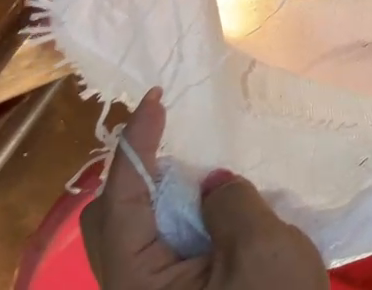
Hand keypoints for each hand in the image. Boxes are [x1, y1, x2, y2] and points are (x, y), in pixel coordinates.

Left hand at [81, 90, 328, 289]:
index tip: (157, 99)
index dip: (135, 146)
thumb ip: (231, 203)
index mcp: (136, 283)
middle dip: (135, 169)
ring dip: (160, 190)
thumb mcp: (261, 248)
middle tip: (169, 126)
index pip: (120, 201)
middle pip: (110, 218)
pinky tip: (208, 201)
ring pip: (135, 232)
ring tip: (193, 159)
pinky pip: (161, 245)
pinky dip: (178, 212)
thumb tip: (212, 184)